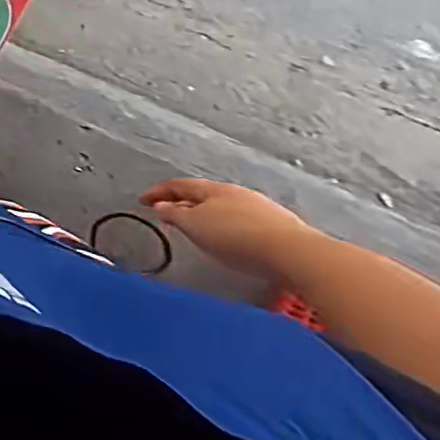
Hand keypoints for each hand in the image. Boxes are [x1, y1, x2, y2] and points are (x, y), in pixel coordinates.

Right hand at [138, 178, 322, 280]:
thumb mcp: (194, 226)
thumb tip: (162, 206)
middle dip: (184, 203)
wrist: (298, 255)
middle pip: (204, 195)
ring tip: (199, 230)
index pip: (178, 185)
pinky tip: (231, 240)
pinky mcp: (282, 228)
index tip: (141, 201)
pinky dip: (229, 227)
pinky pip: (244, 222)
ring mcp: (264, 209)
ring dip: (208, 216)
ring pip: (226, 208)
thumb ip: (174, 214)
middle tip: (170, 215)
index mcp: (213, 189)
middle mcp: (238, 193)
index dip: (157, 192)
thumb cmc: (236, 236)